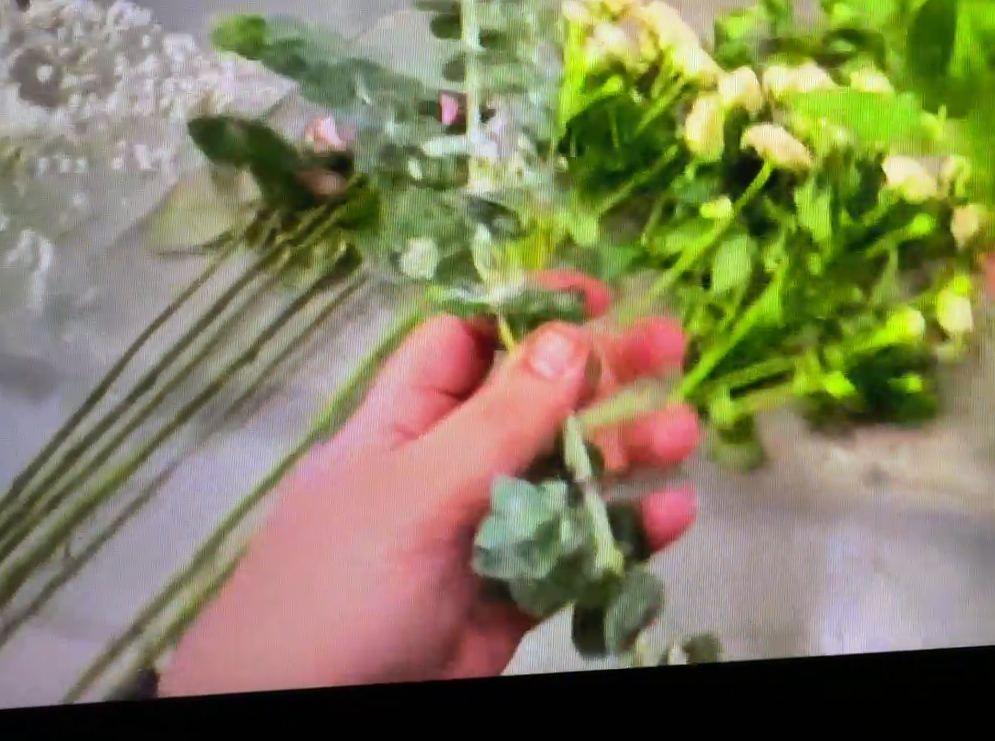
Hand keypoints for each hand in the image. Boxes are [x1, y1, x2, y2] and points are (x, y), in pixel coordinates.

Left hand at [159, 273, 701, 696]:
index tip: (600, 298)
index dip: (532, 310)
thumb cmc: (340, 590)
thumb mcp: (417, 494)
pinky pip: (584, 542)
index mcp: (413, 419)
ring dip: (632, 448)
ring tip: (685, 436)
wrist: (309, 733)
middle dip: (608, 370)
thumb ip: (500, 419)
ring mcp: (493, 523)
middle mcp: (458, 459)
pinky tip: (673, 514)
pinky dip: (629, 527)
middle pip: (544, 396)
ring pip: (574, 469)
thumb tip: (572, 336)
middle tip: (674, 346)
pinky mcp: (522, 582)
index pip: (474, 337)